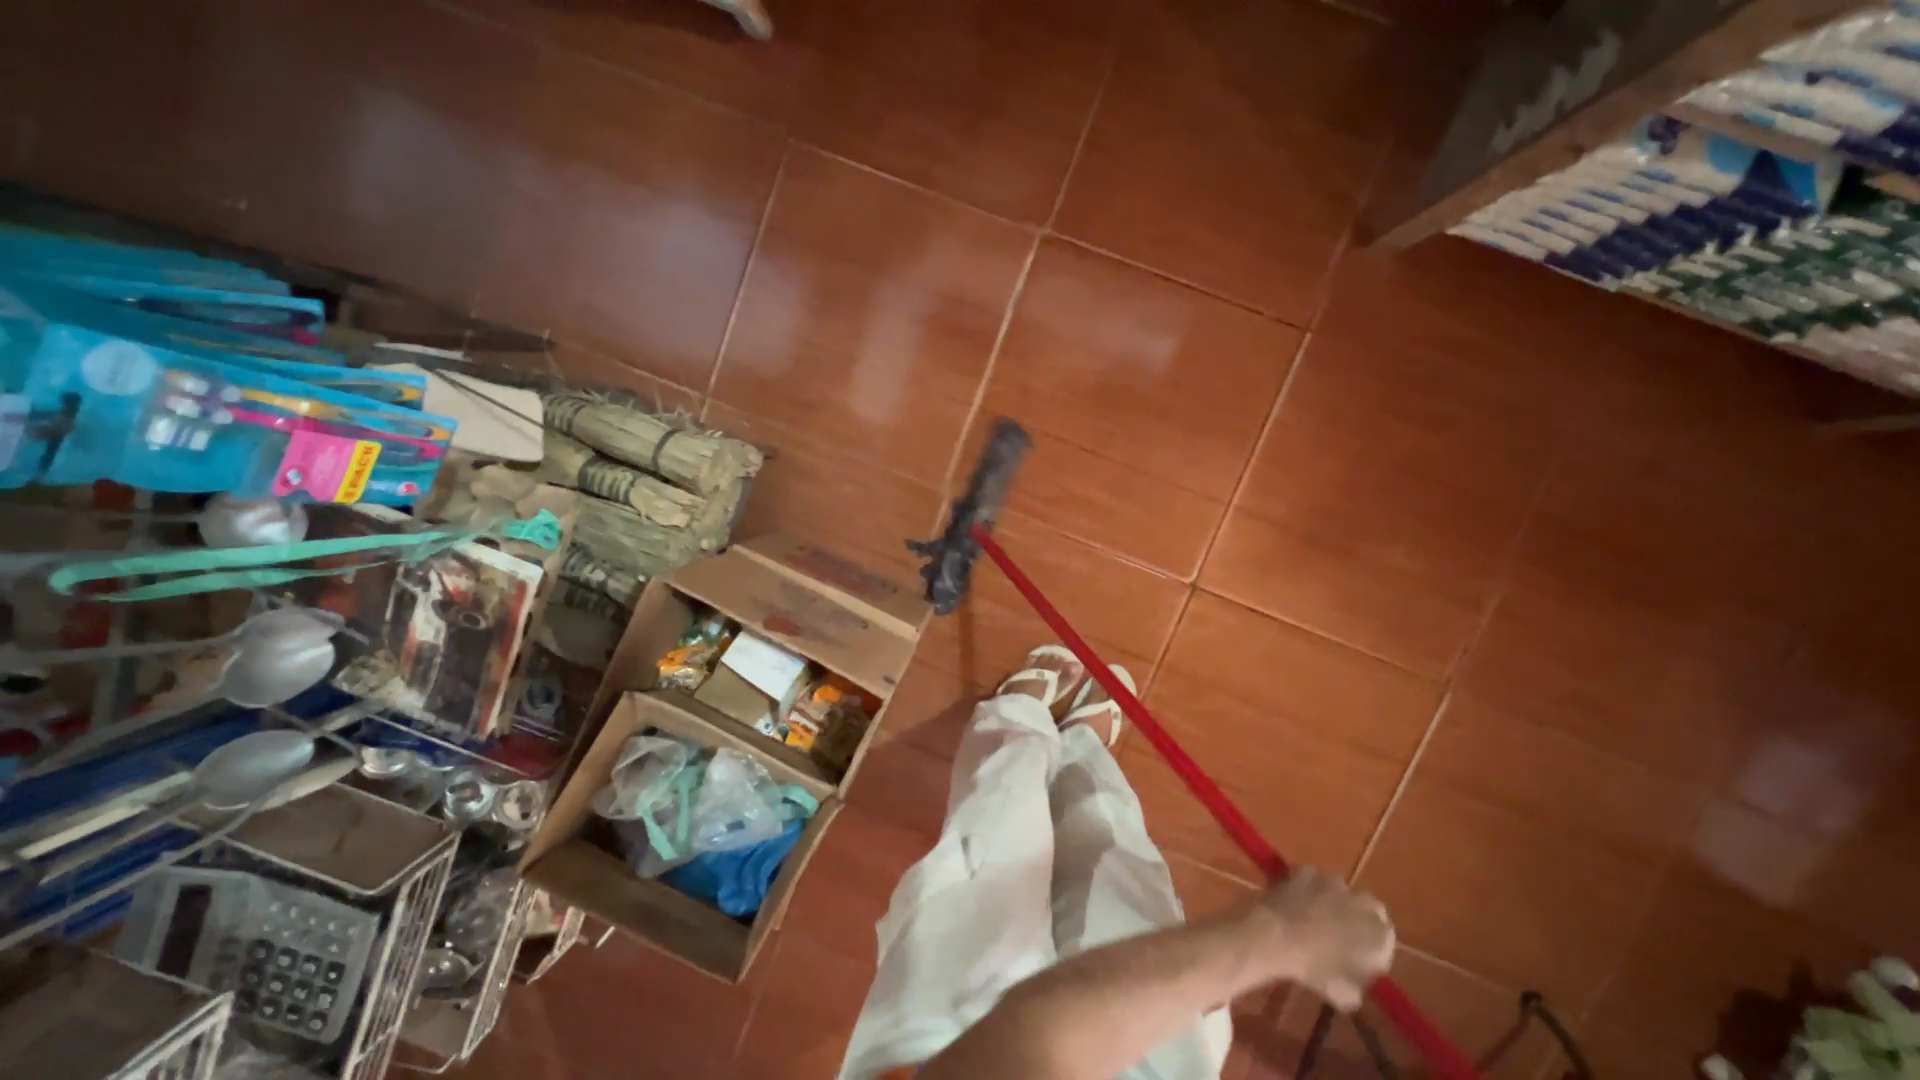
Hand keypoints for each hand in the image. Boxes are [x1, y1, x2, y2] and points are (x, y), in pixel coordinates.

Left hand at [1238, 866, 1393, 1009]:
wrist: (1275, 937)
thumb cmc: (1313, 969)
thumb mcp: (1342, 996)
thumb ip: (1354, 992)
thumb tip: (1353, 992)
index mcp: (1379, 933)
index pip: (1386, 940)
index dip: (1374, 949)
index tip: (1360, 959)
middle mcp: (1363, 903)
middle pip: (1370, 909)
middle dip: (1360, 919)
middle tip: (1341, 935)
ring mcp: (1333, 882)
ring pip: (1341, 889)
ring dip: (1335, 900)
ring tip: (1316, 915)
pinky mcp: (1307, 871)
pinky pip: (1311, 877)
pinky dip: (1307, 885)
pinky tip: (1297, 898)